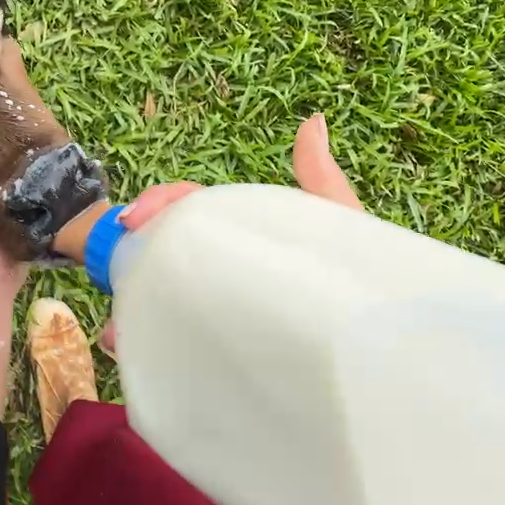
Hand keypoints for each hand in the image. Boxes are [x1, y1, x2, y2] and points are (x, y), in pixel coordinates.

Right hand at [101, 114, 359, 353]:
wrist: (388, 384)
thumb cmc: (364, 297)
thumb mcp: (342, 237)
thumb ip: (323, 185)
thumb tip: (314, 120)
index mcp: (253, 233)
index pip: (197, 208)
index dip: (163, 204)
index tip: (135, 218)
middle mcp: (232, 270)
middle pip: (172, 251)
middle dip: (137, 255)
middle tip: (116, 268)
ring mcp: (225, 315)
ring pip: (165, 298)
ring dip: (135, 302)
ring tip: (118, 325)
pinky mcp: (223, 361)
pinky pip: (175, 347)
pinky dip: (147, 345)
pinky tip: (129, 351)